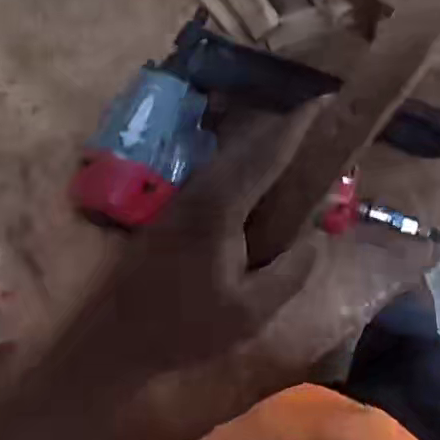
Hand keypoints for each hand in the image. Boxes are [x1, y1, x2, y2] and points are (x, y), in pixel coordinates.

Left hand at [85, 101, 324, 374]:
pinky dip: (251, 160)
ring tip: (302, 139)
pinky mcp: (178, 206)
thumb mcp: (249, 313)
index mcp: (223, 205)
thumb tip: (318, 237)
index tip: (326, 97)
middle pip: (252, 142)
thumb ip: (290, 273)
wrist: (112, 341)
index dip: (300, 123)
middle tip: (323, 117)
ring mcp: (187, 194)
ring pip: (236, 153)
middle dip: (288, 125)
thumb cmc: (183, 328)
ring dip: (268, 141)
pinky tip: (265, 174)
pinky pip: (224, 169)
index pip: (269, 153)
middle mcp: (204, 187)